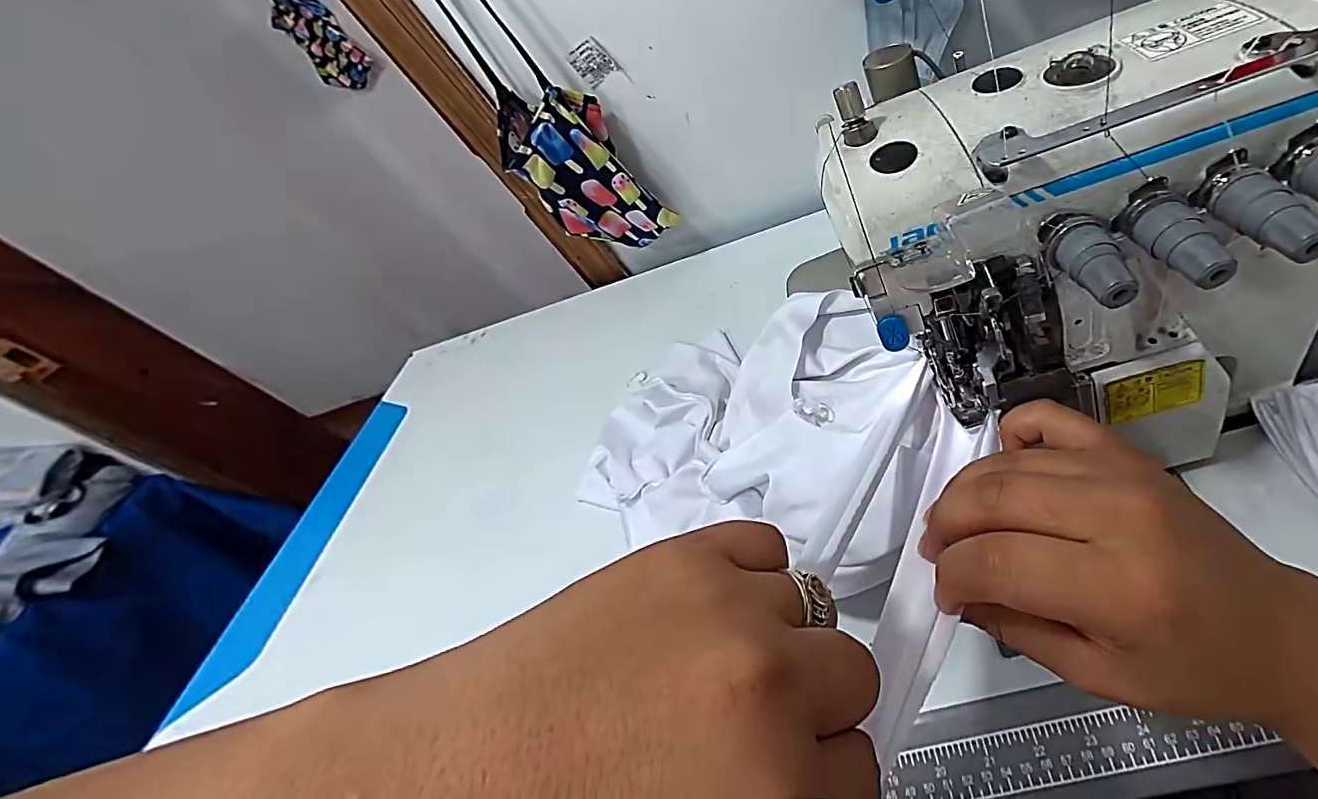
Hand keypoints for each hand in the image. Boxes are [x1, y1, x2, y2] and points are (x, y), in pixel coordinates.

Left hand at [328, 520, 881, 796]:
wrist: (455, 779)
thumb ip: (783, 796)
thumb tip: (820, 765)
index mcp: (777, 786)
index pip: (862, 767)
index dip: (822, 772)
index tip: (797, 766)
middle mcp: (767, 684)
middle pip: (852, 674)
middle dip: (813, 702)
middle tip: (759, 717)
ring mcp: (725, 605)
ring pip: (811, 605)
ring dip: (778, 634)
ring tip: (720, 662)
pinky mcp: (684, 553)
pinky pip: (765, 544)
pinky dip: (752, 572)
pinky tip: (713, 608)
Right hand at [921, 400, 1317, 728]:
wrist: (1275, 629)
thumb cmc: (1198, 667)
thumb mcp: (1102, 678)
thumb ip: (1020, 629)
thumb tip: (962, 591)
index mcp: (1118, 589)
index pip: (999, 562)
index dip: (954, 574)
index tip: (944, 590)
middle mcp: (1118, 516)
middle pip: (996, 498)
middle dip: (947, 523)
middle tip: (935, 548)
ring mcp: (1122, 473)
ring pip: (1012, 462)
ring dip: (967, 487)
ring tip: (954, 516)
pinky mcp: (1126, 452)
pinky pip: (1052, 418)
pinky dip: (1014, 429)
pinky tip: (1002, 456)